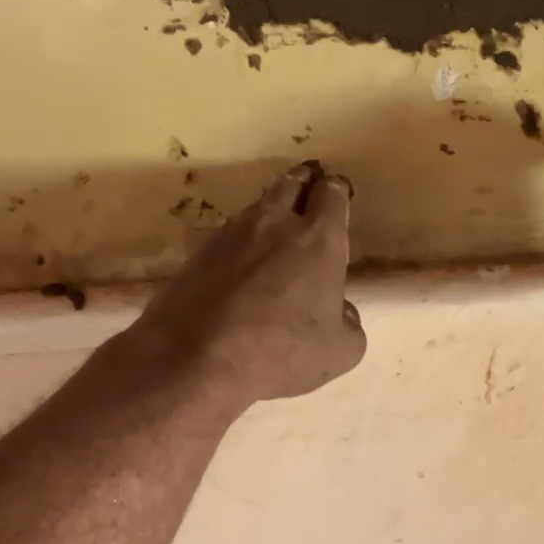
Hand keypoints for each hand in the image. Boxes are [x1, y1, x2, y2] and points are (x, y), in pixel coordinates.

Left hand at [114, 162, 367, 410]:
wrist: (195, 361)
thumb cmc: (282, 352)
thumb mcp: (341, 350)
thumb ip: (348, 321)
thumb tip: (338, 309)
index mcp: (318, 239)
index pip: (331, 195)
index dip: (336, 191)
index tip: (338, 193)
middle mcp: (274, 224)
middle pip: (291, 184)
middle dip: (304, 182)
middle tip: (310, 186)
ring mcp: (231, 235)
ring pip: (257, 209)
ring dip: (271, 213)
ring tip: (277, 228)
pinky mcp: (198, 254)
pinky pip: (230, 237)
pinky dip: (243, 243)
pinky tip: (244, 265)